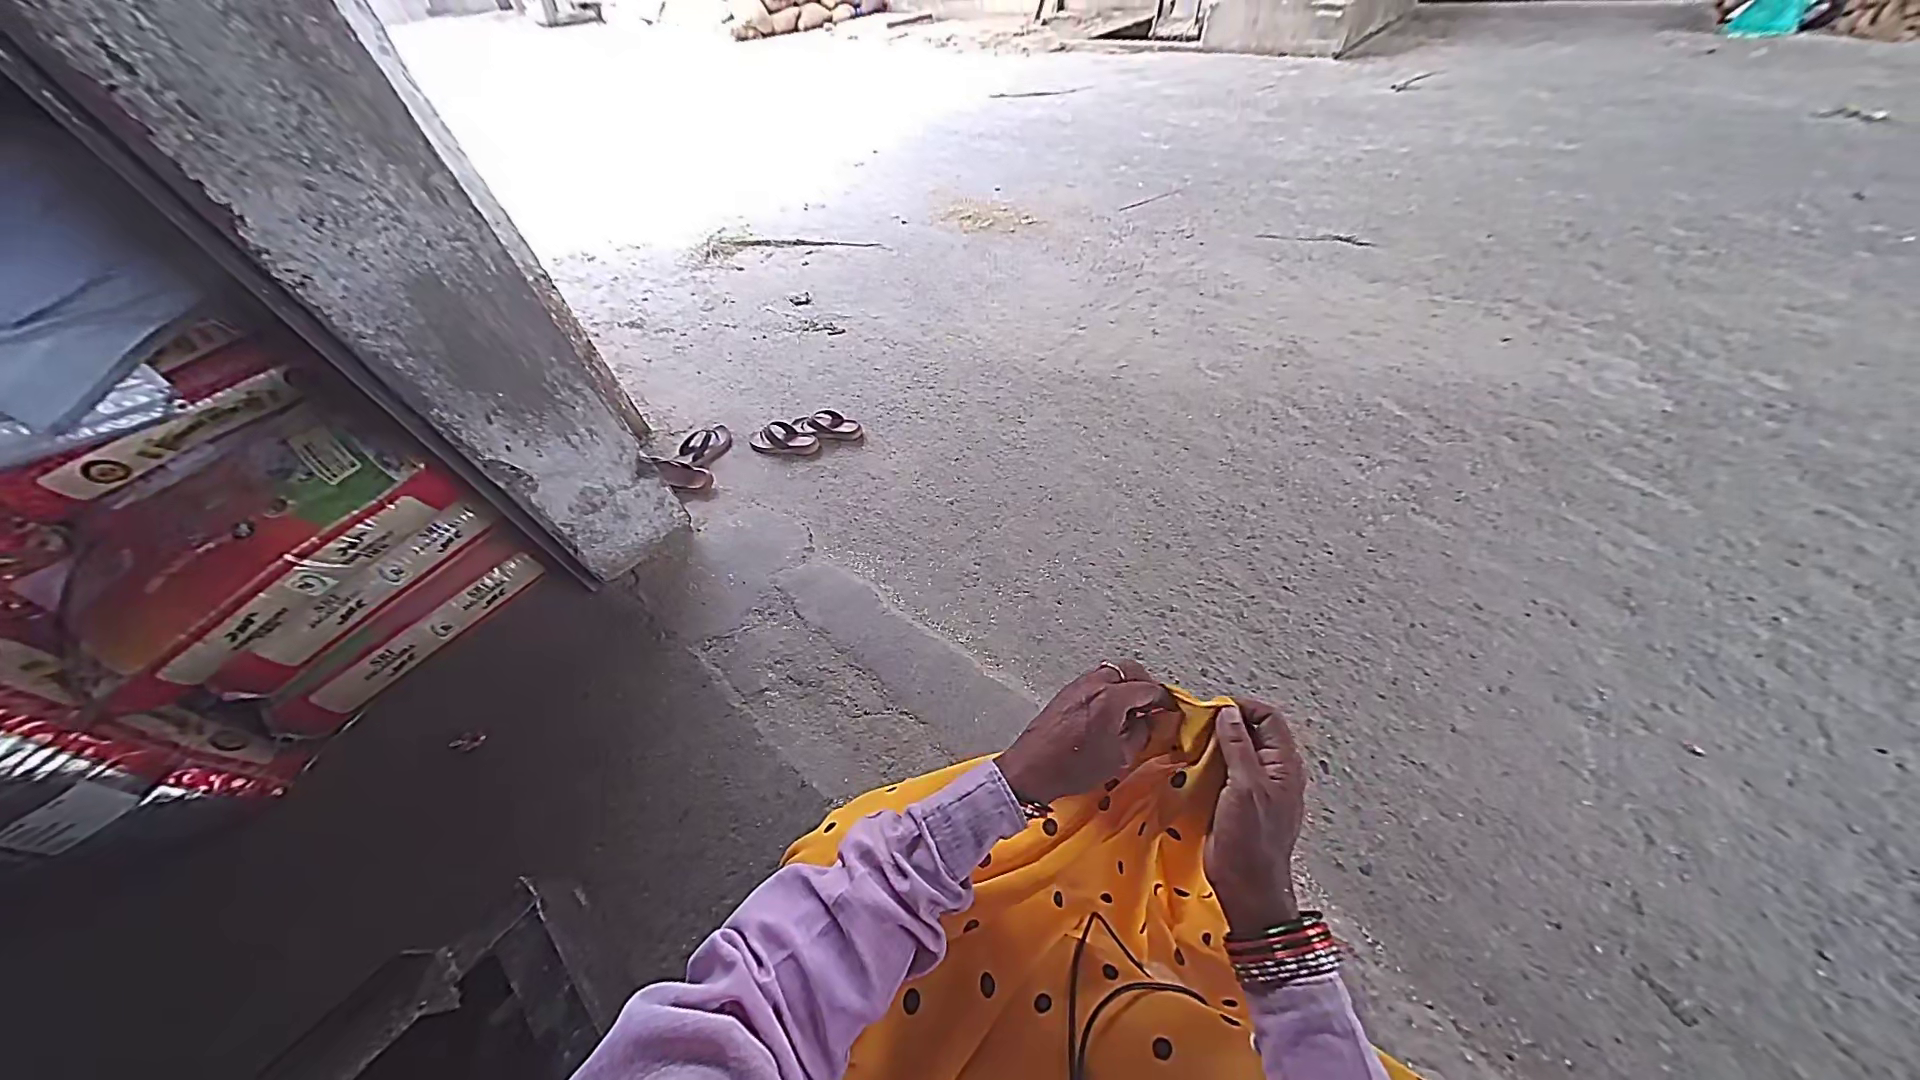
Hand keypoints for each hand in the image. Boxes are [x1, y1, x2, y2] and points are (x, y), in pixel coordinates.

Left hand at [996, 661, 1174, 804]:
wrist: (1032, 768)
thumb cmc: (1072, 766)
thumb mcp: (1119, 756)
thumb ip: (1141, 733)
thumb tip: (1150, 722)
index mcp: (1111, 698)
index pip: (1148, 688)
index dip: (1164, 700)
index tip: (1170, 710)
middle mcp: (1093, 684)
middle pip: (1129, 670)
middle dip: (1146, 684)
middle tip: (1153, 704)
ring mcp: (1078, 686)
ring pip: (1111, 671)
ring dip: (1126, 684)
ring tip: (1132, 708)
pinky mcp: (1066, 692)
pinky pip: (1095, 680)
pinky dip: (1109, 687)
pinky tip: (1111, 709)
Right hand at [1205, 698, 1305, 933]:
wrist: (1245, 884)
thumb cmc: (1250, 839)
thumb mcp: (1245, 787)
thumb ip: (1238, 746)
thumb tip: (1228, 712)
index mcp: (1284, 765)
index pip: (1268, 718)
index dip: (1242, 708)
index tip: (1213, 710)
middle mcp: (1272, 770)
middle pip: (1251, 730)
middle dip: (1224, 722)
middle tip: (1198, 724)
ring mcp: (1254, 784)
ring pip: (1235, 747)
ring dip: (1213, 741)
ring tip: (1191, 740)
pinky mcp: (1236, 796)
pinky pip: (1224, 767)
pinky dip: (1208, 759)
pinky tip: (1192, 761)